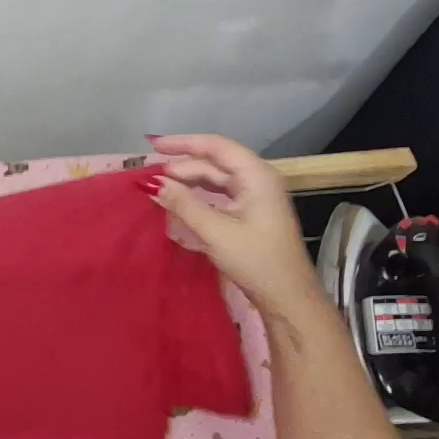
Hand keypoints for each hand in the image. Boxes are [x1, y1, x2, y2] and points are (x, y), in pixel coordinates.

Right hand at [145, 133, 323, 312]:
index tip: (154, 146)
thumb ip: (182, 203)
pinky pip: (220, 193)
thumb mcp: (215, 231)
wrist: (288, 296)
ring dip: (189, 180)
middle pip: (215, 162)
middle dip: (183, 166)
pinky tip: (180, 201)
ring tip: (160, 188)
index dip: (184, 143)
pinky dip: (199, 194)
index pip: (217, 146)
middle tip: (151, 178)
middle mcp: (258, 179)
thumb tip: (151, 183)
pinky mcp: (251, 212)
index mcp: (257, 176)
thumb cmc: (256, 260)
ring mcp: (256, 196)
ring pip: (217, 178)